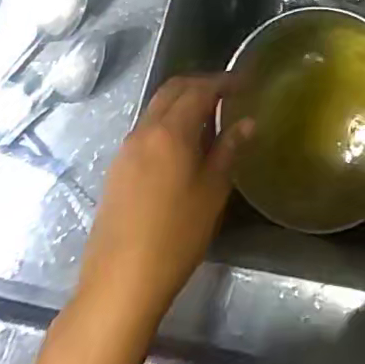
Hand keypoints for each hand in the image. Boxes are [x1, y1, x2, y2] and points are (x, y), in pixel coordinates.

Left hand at [75, 73, 252, 317]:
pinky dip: (169, 123)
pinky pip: (147, 130)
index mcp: (170, 132)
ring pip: (156, 109)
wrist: (120, 282)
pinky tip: (186, 146)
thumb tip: (247, 122)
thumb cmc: (176, 234)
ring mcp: (126, 151)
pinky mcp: (117, 170)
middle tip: (229, 92)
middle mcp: (143, 132)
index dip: (223, 81)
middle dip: (201, 83)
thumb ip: (229, 150)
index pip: (199, 89)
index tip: (245, 81)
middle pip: (172, 90)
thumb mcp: (213, 191)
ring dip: (183, 103)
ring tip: (212, 118)